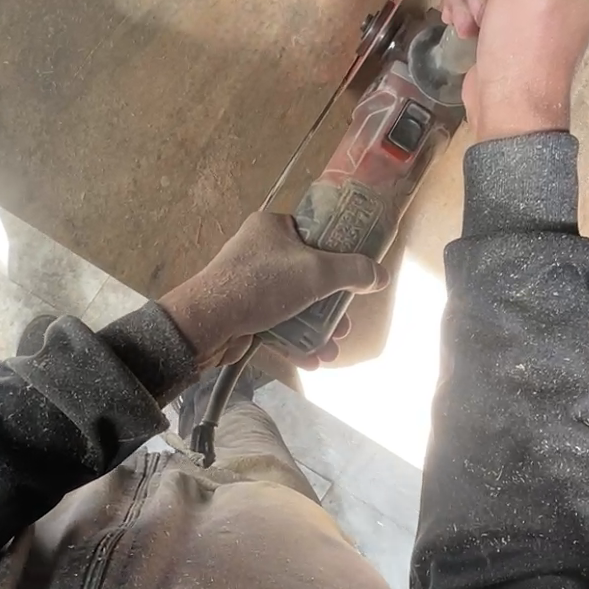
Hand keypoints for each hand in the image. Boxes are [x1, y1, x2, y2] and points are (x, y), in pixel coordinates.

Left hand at [158, 212, 388, 371]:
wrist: (208, 323)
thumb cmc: (263, 284)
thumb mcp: (317, 273)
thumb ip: (353, 272)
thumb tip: (381, 275)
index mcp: (272, 227)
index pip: (312, 234)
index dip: (336, 254)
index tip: (353, 276)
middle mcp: (259, 251)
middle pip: (308, 274)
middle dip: (330, 304)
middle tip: (344, 323)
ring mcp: (249, 283)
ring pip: (294, 303)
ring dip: (316, 328)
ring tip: (332, 349)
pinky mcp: (243, 311)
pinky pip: (277, 322)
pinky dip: (295, 340)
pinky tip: (313, 360)